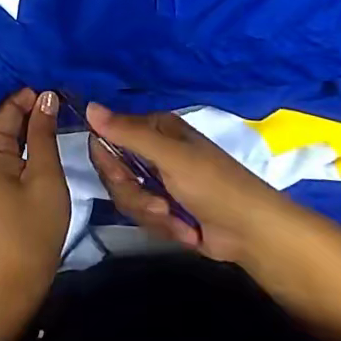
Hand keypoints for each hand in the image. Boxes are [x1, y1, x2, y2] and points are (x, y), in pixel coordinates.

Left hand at [0, 88, 69, 340]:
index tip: (62, 87)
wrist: (22, 270)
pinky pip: (11, 144)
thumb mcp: (45, 174)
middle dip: (32, 105)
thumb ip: (44, 132)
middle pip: (6, 116)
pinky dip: (28, 136)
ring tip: (61, 106)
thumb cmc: (35, 223)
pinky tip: (47, 128)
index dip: (34, 95)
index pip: (8, 107)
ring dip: (32, 120)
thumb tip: (46, 95)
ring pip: (10, 129)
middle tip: (66, 93)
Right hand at [87, 104, 292, 267]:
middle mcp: (153, 151)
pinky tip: (187, 230)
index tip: (123, 177)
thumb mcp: (170, 157)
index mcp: (154, 130)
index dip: (108, 162)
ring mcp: (159, 182)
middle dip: (134, 195)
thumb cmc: (215, 185)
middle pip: (113, 173)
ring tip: (178, 219)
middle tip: (159, 204)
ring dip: (152, 214)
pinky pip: (143, 217)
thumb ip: (127, 133)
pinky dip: (164, 227)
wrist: (253, 233)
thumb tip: (88, 107)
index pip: (106, 138)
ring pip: (127, 198)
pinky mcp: (165, 210)